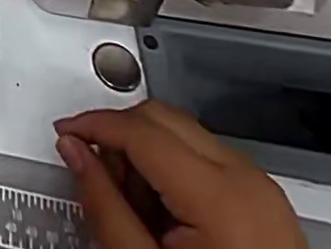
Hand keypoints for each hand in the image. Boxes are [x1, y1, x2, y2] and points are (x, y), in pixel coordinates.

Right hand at [55, 101, 305, 248]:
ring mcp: (261, 188)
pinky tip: (164, 213)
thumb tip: (75, 151)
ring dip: (143, 151)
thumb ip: (105, 207)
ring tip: (135, 207)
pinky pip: (203, 154)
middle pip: (160, 118)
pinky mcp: (263, 198)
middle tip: (96, 173)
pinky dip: (171, 167)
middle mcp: (248, 181)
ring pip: (179, 130)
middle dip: (118, 136)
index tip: (67, 132)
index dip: (93, 125)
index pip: (140, 130)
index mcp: (222, 200)